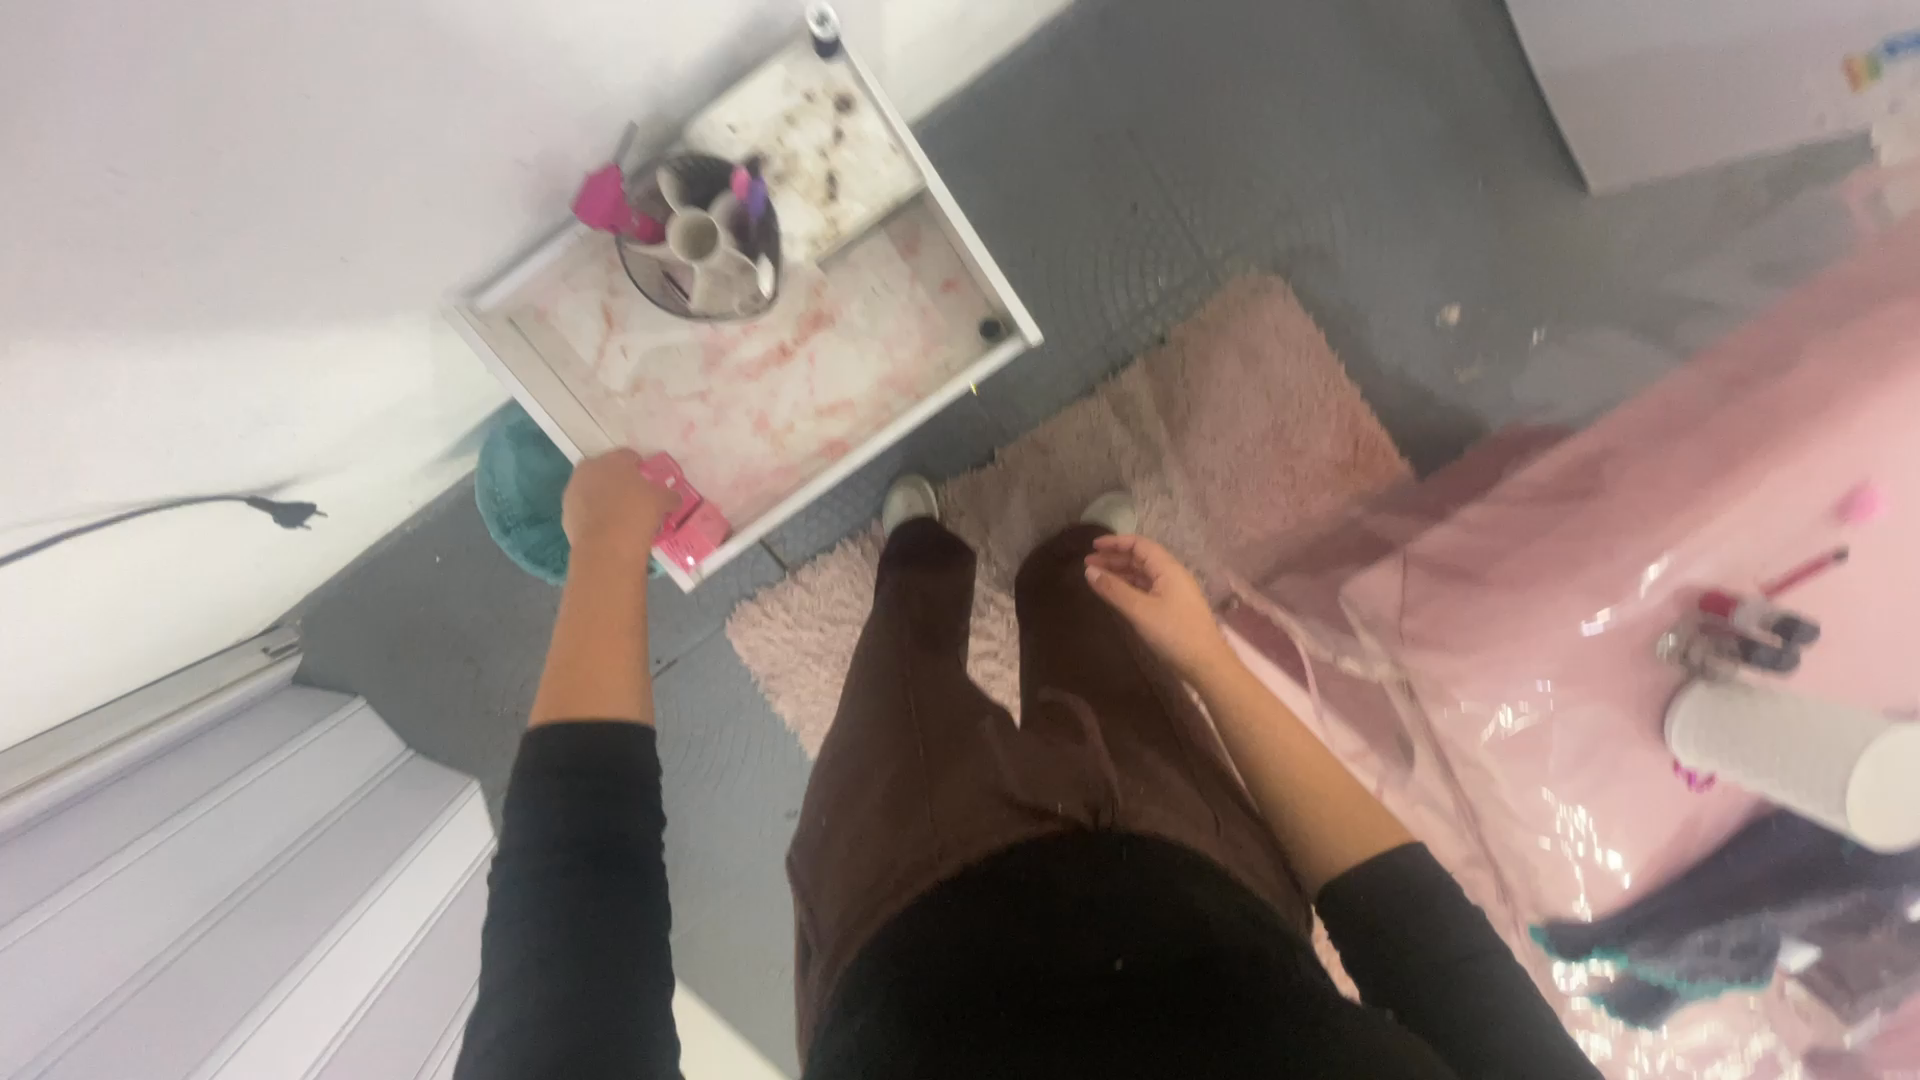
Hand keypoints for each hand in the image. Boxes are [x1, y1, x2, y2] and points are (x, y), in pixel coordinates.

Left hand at [562, 450, 678, 561]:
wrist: (606, 546)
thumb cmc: (637, 513)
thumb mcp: (663, 501)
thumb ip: (669, 495)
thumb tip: (673, 497)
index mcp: (612, 461)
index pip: (628, 456)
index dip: (640, 466)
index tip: (649, 479)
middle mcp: (588, 470)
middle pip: (606, 470)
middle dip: (619, 480)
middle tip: (635, 496)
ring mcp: (574, 491)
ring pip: (593, 490)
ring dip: (605, 497)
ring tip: (621, 514)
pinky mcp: (566, 513)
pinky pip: (585, 509)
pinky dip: (596, 514)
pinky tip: (610, 528)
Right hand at [1084, 535, 1237, 683]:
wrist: (1206, 663)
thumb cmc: (1174, 633)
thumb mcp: (1140, 610)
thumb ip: (1114, 589)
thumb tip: (1089, 572)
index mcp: (1168, 568)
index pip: (1139, 544)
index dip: (1115, 542)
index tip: (1092, 546)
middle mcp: (1171, 575)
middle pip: (1140, 558)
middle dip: (1114, 558)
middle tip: (1088, 564)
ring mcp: (1172, 592)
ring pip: (1142, 574)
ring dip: (1120, 573)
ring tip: (1097, 578)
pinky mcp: (1171, 607)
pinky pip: (1146, 588)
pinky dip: (1128, 587)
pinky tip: (1115, 593)